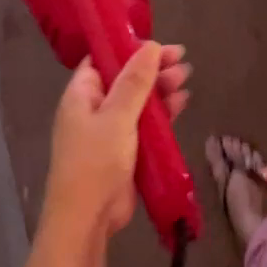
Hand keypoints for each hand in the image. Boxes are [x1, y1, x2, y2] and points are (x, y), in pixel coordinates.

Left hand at [41, 41, 191, 235]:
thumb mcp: (117, 116)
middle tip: (182, 61)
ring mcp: (108, 130)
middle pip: (125, 78)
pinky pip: (144, 124)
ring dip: (160, 90)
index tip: (159, 45)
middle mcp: (93, 108)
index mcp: (81, 94)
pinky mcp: (124, 151)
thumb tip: (150, 45)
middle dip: (152, 69)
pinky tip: (181, 103)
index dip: (130, 49)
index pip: (104, 59)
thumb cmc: (95, 161)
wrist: (87, 221)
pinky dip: (161, 113)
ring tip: (186, 79)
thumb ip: (135, 81)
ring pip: (138, 101)